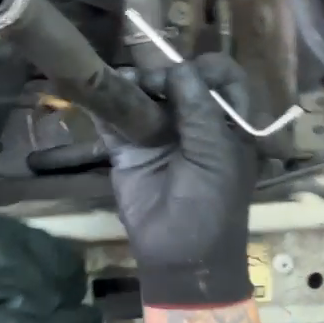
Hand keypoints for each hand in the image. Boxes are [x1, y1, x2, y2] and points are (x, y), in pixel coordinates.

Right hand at [104, 53, 257, 307]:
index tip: (182, 77)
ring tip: (120, 83)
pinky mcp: (125, 150)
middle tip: (147, 84)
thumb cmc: (212, 205)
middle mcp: (191, 122)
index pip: (220, 78)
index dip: (203, 69)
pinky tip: (97, 93)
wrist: (180, 253)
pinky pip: (113, 122)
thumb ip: (198, 110)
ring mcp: (156, 135)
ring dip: (130, 84)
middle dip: (160, 75)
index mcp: (227, 123)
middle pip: (176, 81)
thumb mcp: (215, 154)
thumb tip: (176, 69)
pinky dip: (103, 105)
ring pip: (142, 96)